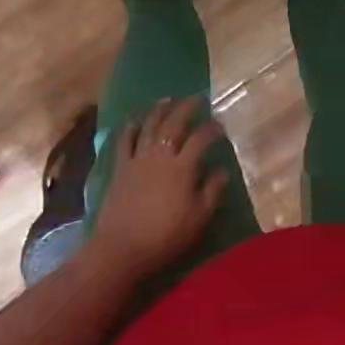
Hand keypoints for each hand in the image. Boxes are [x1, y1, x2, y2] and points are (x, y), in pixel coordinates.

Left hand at [84, 97, 228, 279]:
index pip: (200, 139)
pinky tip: (136, 119)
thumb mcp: (199, 218)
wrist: (123, 247)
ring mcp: (138, 159)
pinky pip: (125, 140)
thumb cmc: (166, 235)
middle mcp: (160, 155)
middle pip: (174, 124)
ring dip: (160, 110)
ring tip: (168, 99)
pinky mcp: (120, 167)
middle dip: (187, 108)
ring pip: (149, 125)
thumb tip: (223, 171)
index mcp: (182, 167)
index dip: (212, 129)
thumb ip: (212, 191)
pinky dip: (131, 126)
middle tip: (196, 98)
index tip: (220, 124)